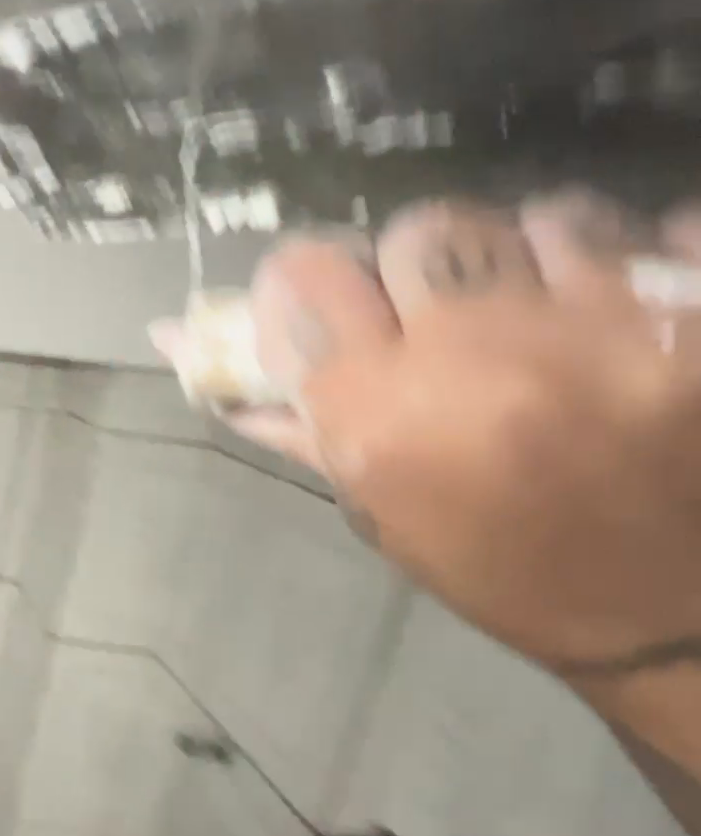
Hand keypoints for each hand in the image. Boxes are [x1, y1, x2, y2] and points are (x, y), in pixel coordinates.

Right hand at [228, 192, 700, 677]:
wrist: (655, 615)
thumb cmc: (481, 561)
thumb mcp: (366, 498)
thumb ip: (287, 418)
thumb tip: (184, 356)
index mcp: (375, 407)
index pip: (311, 278)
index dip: (302, 271)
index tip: (316, 287)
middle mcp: (470, 356)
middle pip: (420, 233)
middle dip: (412, 257)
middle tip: (426, 294)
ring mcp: (593, 336)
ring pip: (533, 220)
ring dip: (517, 250)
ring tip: (527, 293)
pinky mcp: (689, 333)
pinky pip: (649, 235)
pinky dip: (625, 251)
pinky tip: (607, 291)